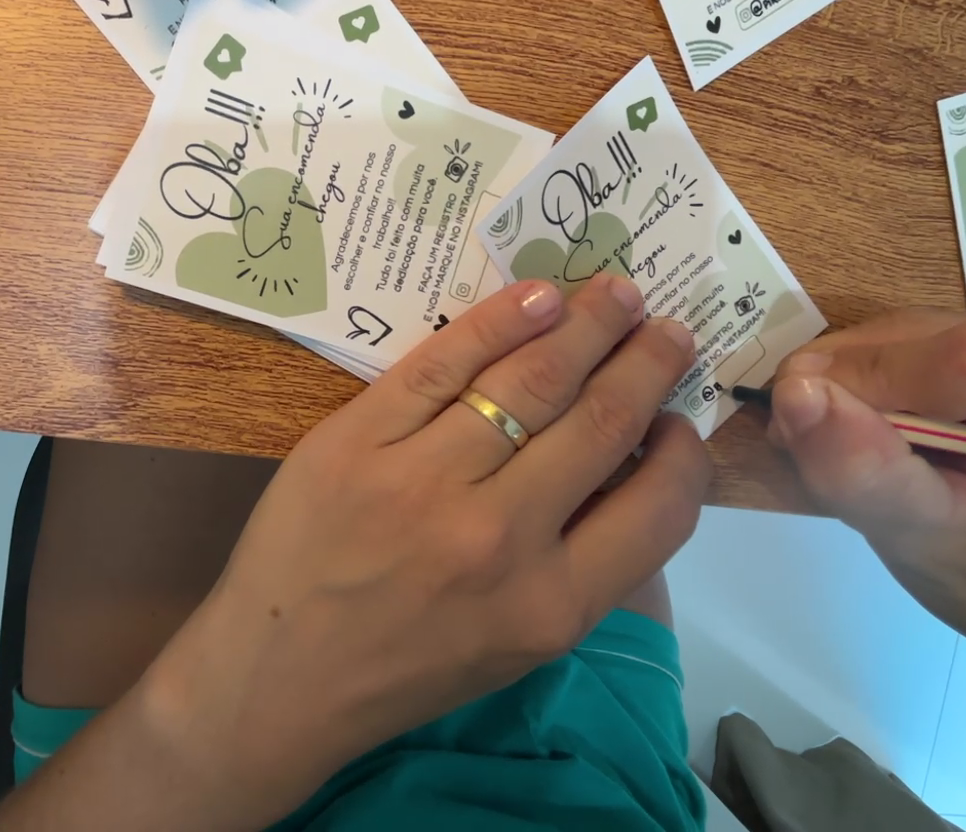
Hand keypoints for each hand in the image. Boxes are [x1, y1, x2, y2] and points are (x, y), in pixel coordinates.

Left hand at [128, 274, 710, 826]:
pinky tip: (538, 299)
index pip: (656, 509)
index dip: (683, 454)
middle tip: (669, 328)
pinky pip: (441, 363)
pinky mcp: (359, 438)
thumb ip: (578, 565)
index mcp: (551, 603)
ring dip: (586, 328)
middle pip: (596, 423)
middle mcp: (500, 536)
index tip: (679, 417)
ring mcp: (424, 478)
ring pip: (527, 381)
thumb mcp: (515, 644)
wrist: (282, 671)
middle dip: (644, 365)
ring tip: (618, 294)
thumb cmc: (403, 664)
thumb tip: (624, 466)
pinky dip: (496, 322)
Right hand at [767, 311, 965, 696]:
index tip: (800, 426)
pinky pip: (921, 335)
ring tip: (843, 440)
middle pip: (943, 339)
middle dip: (849, 380)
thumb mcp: (930, 551)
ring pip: (920, 330)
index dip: (871, 379)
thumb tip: (791, 392)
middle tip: (812, 443)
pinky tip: (874, 419)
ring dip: (851, 375)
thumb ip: (865, 475)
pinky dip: (870, 371)